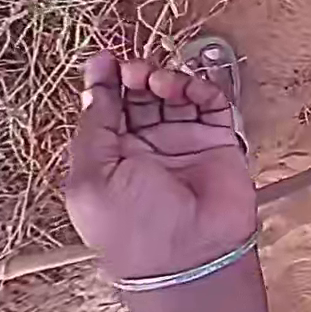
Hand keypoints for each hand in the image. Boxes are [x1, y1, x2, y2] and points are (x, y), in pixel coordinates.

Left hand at [63, 53, 255, 281]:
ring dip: (166, 79)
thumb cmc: (132, 221)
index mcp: (112, 156)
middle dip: (136, 76)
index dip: (104, 82)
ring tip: (160, 82)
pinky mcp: (218, 138)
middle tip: (135, 69)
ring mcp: (184, 140)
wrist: (191, 252)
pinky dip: (199, 88)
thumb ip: (94, 126)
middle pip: (142, 95)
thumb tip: (93, 84)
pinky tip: (187, 90)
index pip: (107, 109)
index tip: (103, 58)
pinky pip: (210, 102)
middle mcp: (147, 146)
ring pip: (175, 94)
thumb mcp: (92, 177)